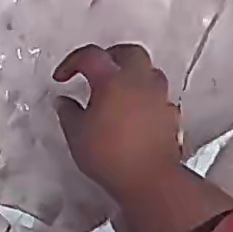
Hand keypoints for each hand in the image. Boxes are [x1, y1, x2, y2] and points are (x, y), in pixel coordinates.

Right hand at [54, 43, 232, 231]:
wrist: (148, 179)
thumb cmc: (106, 154)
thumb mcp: (76, 134)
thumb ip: (68, 113)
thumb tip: (64, 101)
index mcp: (112, 80)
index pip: (91, 56)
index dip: (72, 62)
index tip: (62, 77)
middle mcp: (139, 81)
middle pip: (128, 52)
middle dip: (110, 56)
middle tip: (95, 70)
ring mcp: (159, 96)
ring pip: (148, 71)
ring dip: (131, 74)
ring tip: (115, 91)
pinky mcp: (170, 114)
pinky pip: (157, 95)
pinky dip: (143, 97)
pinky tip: (133, 112)